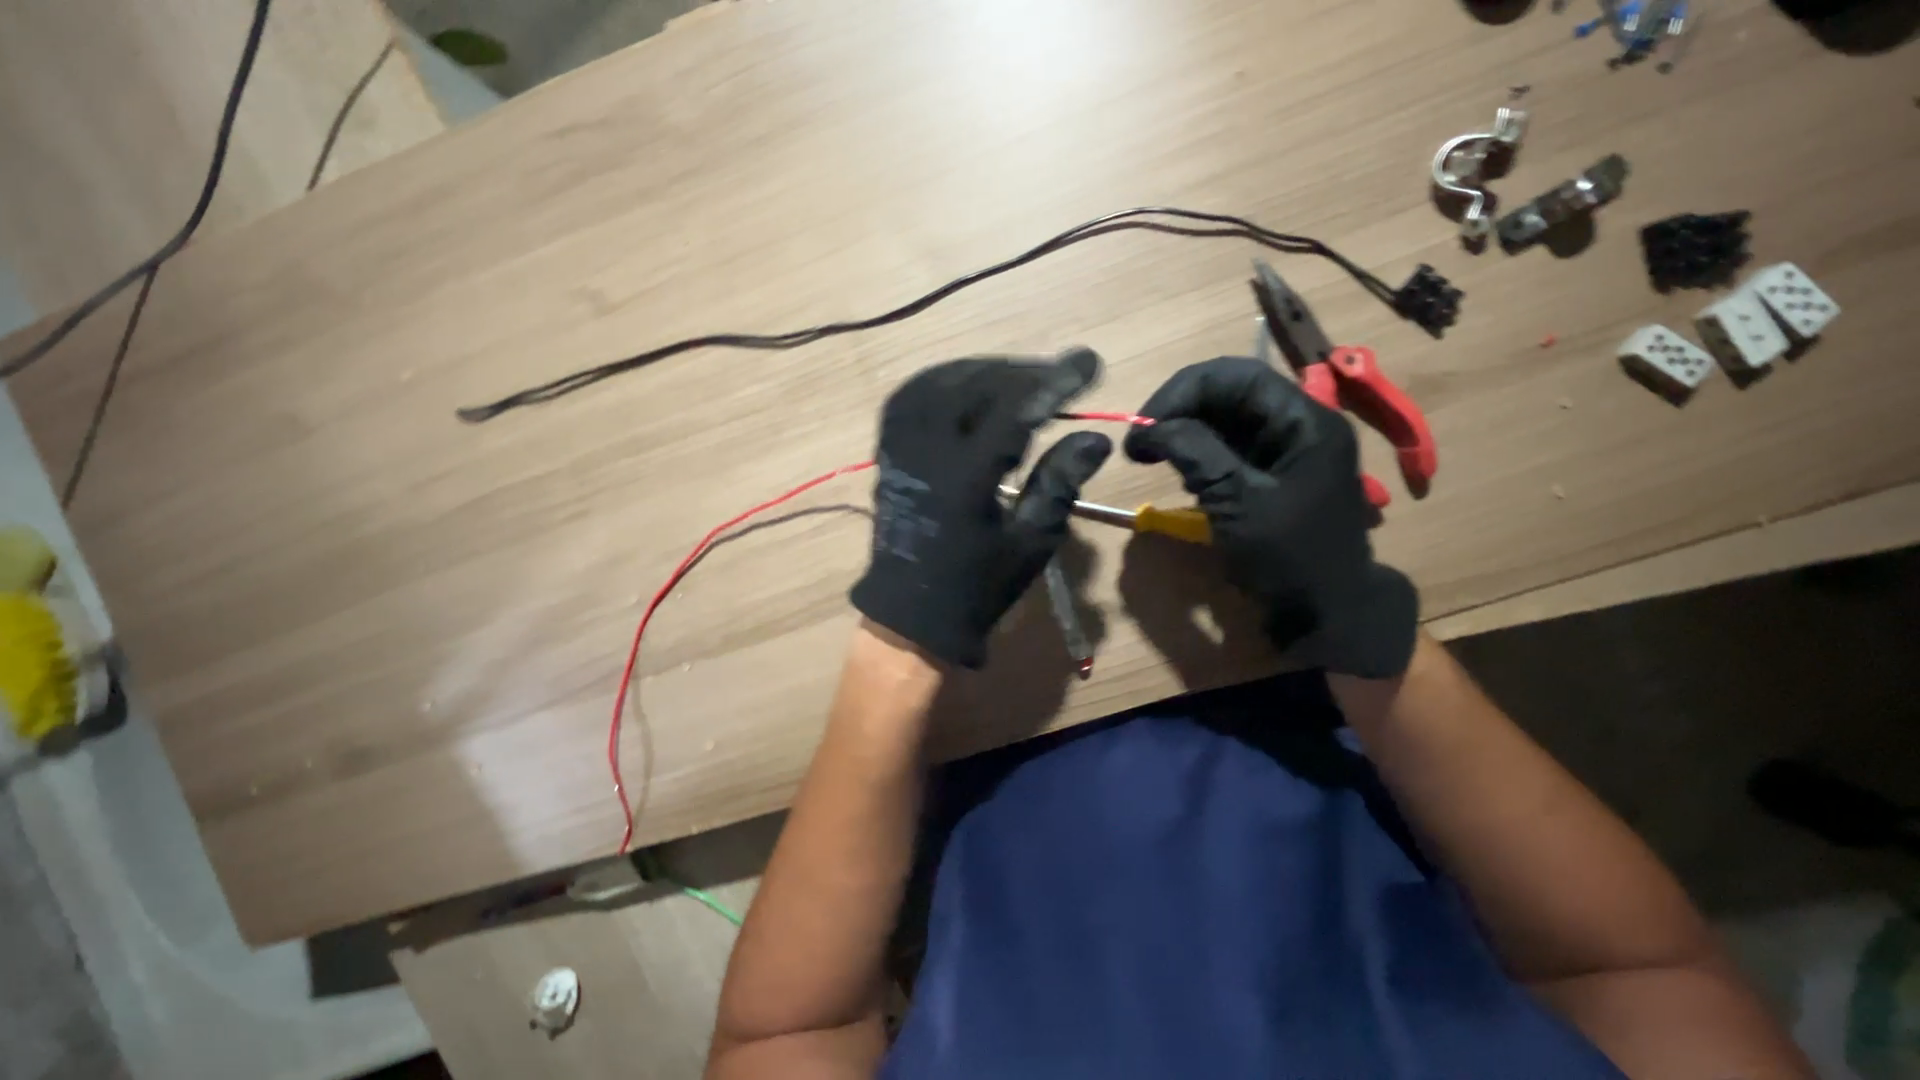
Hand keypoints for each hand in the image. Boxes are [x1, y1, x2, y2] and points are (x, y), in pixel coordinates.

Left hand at [850, 348, 1112, 668]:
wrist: (911, 612)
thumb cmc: (978, 584)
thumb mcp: (1031, 542)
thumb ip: (1059, 483)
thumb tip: (1095, 436)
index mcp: (966, 478)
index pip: (1014, 409)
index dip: (1054, 382)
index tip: (1088, 362)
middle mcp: (927, 452)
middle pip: (976, 385)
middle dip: (1022, 372)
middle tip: (1060, 375)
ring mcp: (900, 447)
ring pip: (940, 381)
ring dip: (984, 371)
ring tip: (1021, 378)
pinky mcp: (887, 450)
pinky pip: (912, 395)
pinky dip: (945, 380)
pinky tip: (970, 386)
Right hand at [1125, 356, 1417, 678]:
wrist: (1330, 615)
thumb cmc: (1288, 558)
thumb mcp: (1237, 502)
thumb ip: (1195, 453)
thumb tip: (1150, 428)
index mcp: (1305, 421)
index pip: (1237, 376)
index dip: (1183, 391)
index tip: (1144, 425)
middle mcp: (1301, 424)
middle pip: (1232, 393)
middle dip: (1182, 411)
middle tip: (1142, 442)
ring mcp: (1290, 449)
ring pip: (1229, 418)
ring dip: (1188, 431)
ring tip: (1156, 459)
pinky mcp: (1277, 474)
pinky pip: (1234, 446)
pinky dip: (1202, 453)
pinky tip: (1184, 475)